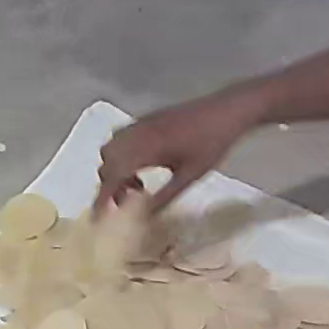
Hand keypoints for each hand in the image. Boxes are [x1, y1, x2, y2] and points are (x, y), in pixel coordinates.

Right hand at [95, 87, 266, 212]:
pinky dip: (123, 156)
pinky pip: (123, 137)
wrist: (227, 110)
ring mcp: (142, 123)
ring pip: (112, 147)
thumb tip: (144, 217)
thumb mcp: (189, 177)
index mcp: (146, 147)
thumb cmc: (211, 145)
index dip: (104, 196)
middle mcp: (138, 132)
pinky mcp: (149, 119)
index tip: (101, 215)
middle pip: (106, 160)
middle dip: (109, 183)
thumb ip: (164, 197)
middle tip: (128, 202)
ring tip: (137, 186)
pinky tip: (143, 168)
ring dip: (116, 169)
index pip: (113, 174)